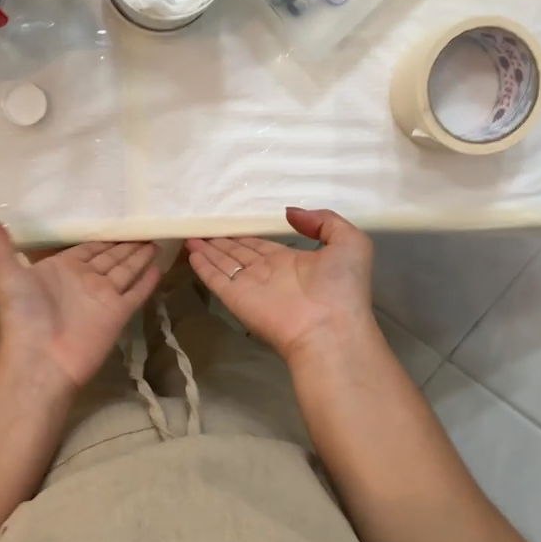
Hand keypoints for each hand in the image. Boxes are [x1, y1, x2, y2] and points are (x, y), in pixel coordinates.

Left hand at [0, 217, 161, 389]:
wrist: (38, 359)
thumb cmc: (20, 314)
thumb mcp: (2, 272)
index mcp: (60, 269)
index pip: (87, 248)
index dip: (103, 236)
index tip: (119, 222)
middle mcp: (84, 280)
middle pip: (110, 257)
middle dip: (126, 244)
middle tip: (145, 226)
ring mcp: (103, 297)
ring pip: (126, 270)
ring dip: (140, 255)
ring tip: (156, 238)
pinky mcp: (118, 313)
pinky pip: (137, 292)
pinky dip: (148, 279)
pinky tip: (160, 263)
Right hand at [186, 207, 376, 361]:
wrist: (329, 328)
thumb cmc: (342, 286)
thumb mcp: (350, 243)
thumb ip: (323, 221)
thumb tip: (290, 213)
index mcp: (293, 263)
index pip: (263, 246)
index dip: (247, 236)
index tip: (232, 226)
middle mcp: (269, 274)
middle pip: (240, 253)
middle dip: (223, 242)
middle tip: (205, 228)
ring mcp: (250, 286)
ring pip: (224, 263)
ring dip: (209, 250)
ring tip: (191, 236)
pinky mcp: (235, 298)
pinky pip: (215, 278)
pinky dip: (202, 265)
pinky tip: (190, 251)